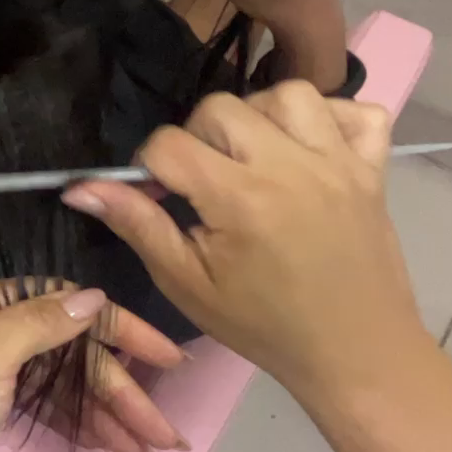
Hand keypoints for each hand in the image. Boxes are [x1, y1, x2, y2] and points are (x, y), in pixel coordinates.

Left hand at [0, 277, 186, 451]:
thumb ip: (40, 323)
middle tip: (165, 435)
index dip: (121, 329)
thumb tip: (93, 294)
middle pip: (69, 347)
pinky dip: (74, 419)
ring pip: (59, 377)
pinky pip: (41, 400)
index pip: (68, 304)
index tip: (171, 359)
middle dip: (119, 387)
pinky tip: (109, 443)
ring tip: (147, 448)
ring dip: (103, 409)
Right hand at [62, 83, 429, 396]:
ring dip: (258, 116)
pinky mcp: (374, 171)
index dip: (148, 166)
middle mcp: (293, 168)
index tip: (158, 198)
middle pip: (220, 107)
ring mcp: (341, 165)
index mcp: (241, 199)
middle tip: (202, 181)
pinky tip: (305, 147)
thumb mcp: (183, 281)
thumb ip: (135, 223)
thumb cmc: (262, 323)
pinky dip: (329, 117)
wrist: (360, 356)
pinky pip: (358, 111)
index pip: (168, 144)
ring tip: (250, 156)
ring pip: (287, 95)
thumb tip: (77, 187)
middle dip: (196, 137)